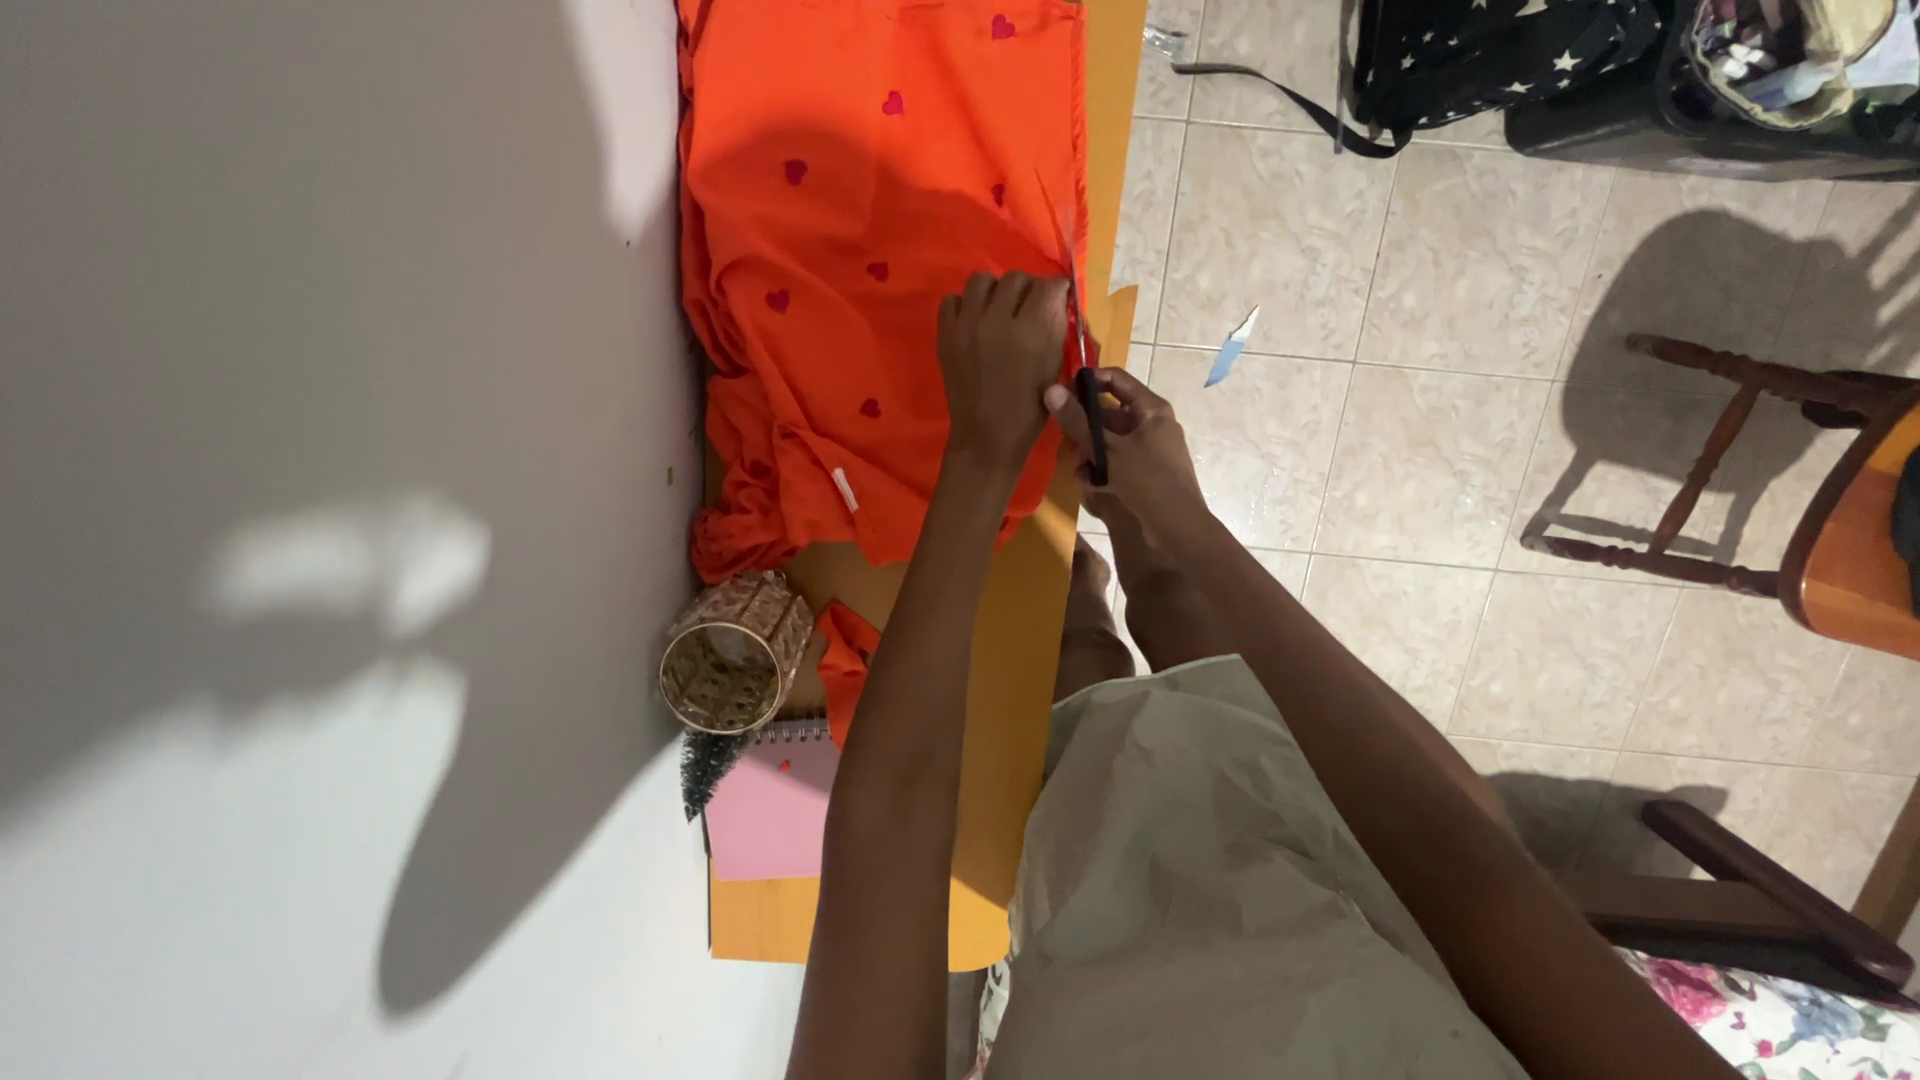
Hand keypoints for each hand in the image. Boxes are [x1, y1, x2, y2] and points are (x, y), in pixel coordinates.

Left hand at [937, 272, 1069, 474]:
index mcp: (1030, 332)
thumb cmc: (1029, 409)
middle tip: (1028, 306)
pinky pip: (952, 300)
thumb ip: (1055, 329)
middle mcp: (996, 320)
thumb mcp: (1053, 369)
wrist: (986, 436)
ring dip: (994, 290)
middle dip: (1028, 288)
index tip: (1056, 298)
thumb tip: (1055, 300)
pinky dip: (965, 305)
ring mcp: (966, 326)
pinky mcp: (945, 335)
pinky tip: (974, 321)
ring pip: (981, 280)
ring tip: (998, 309)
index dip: (1057, 290)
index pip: (1048, 286)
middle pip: (1015, 278)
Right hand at [1044, 367, 1206, 529]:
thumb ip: (1078, 421)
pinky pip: (1117, 462)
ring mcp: (1150, 450)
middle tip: (1066, 441)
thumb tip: (1051, 390)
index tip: (1062, 394)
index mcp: (1151, 409)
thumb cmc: (1147, 479)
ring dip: (1090, 454)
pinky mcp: (1146, 473)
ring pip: (1110, 441)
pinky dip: (1102, 471)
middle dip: (1085, 430)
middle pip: (1109, 414)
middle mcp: (1152, 424)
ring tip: (1080, 472)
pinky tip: (1091, 485)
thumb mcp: (1107, 450)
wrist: (1178, 527)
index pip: (1116, 379)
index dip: (1088, 382)